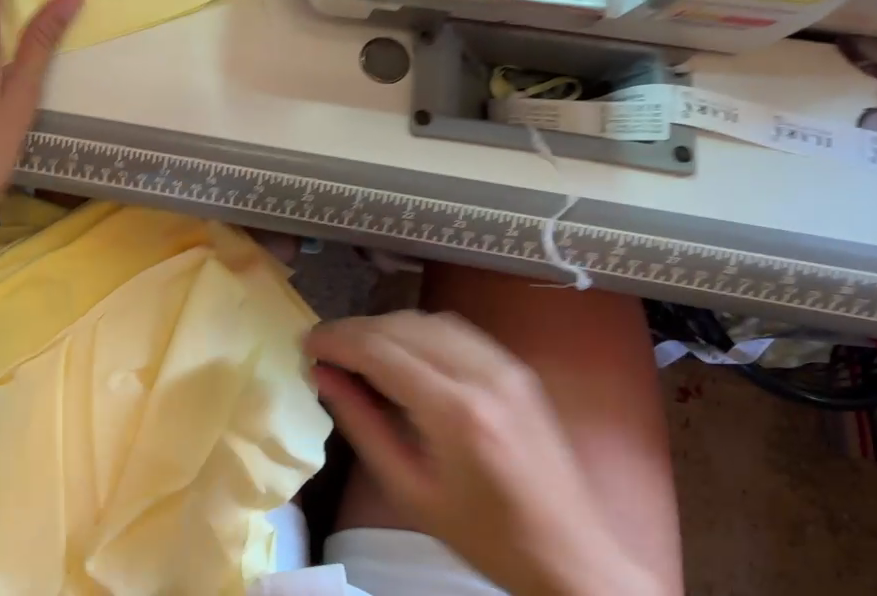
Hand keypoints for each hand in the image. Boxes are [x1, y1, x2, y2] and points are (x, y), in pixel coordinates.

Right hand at [306, 312, 665, 595]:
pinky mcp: (516, 367)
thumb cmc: (484, 537)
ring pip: (425, 319)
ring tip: (356, 351)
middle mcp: (482, 374)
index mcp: (456, 412)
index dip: (335, 340)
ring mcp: (505, 365)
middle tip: (323, 350)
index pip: (379, 349)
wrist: (572, 557)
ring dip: (383, 327)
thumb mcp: (409, 491)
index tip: (304, 345)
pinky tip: (401, 354)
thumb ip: (361, 425)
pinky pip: (453, 329)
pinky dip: (416, 331)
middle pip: (400, 326)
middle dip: (353, 330)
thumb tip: (321, 375)